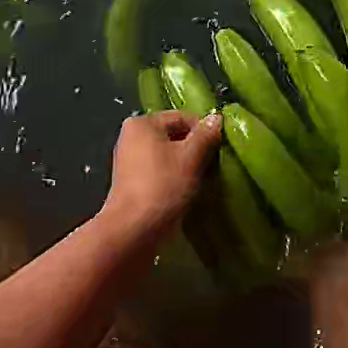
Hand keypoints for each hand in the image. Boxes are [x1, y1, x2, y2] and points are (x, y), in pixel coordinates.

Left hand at [101, 109, 224, 235]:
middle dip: (195, 149)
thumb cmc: (163, 186)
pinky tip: (185, 190)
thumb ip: (205, 135)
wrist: (132, 230)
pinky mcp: (131, 181)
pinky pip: (158, 170)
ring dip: (186, 165)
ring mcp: (129, 159)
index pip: (183, 117)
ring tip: (201, 181)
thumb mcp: (191, 157)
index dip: (204, 132)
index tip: (219, 150)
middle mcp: (131, 136)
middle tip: (212, 167)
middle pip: (174, 135)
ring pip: (167, 154)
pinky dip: (173, 176)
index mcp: (143, 123)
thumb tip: (216, 117)